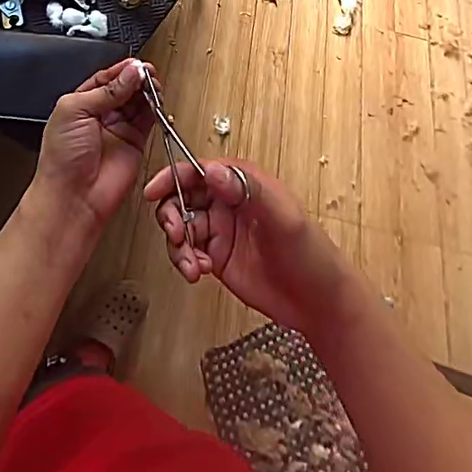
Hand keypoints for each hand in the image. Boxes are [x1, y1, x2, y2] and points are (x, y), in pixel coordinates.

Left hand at [32, 58, 156, 228]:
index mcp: (81, 103)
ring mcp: (119, 127)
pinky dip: (155, 107)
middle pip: (124, 87)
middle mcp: (101, 114)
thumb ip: (106, 90)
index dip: (121, 70)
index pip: (105, 78)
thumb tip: (130, 73)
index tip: (134, 65)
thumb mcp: (75, 111)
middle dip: (136, 77)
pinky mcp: (135, 140)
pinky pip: (149, 118)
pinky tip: (155, 99)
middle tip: (146, 72)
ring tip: (152, 83)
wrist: (73, 198)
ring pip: (138, 100)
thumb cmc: (61, 160)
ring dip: (147, 89)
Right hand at [143, 159, 355, 335]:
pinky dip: (185, 261)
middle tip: (176, 234)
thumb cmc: (310, 252)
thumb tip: (212, 171)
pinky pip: (188, 252)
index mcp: (244, 181)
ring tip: (191, 264)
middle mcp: (229, 202)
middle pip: (183, 196)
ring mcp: (222, 229)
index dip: (174, 176)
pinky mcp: (217, 256)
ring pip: (182, 226)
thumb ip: (248, 190)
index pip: (200, 170)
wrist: (317, 301)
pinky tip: (198, 272)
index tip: (154, 190)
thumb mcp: (283, 217)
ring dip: (178, 243)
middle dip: (171, 214)